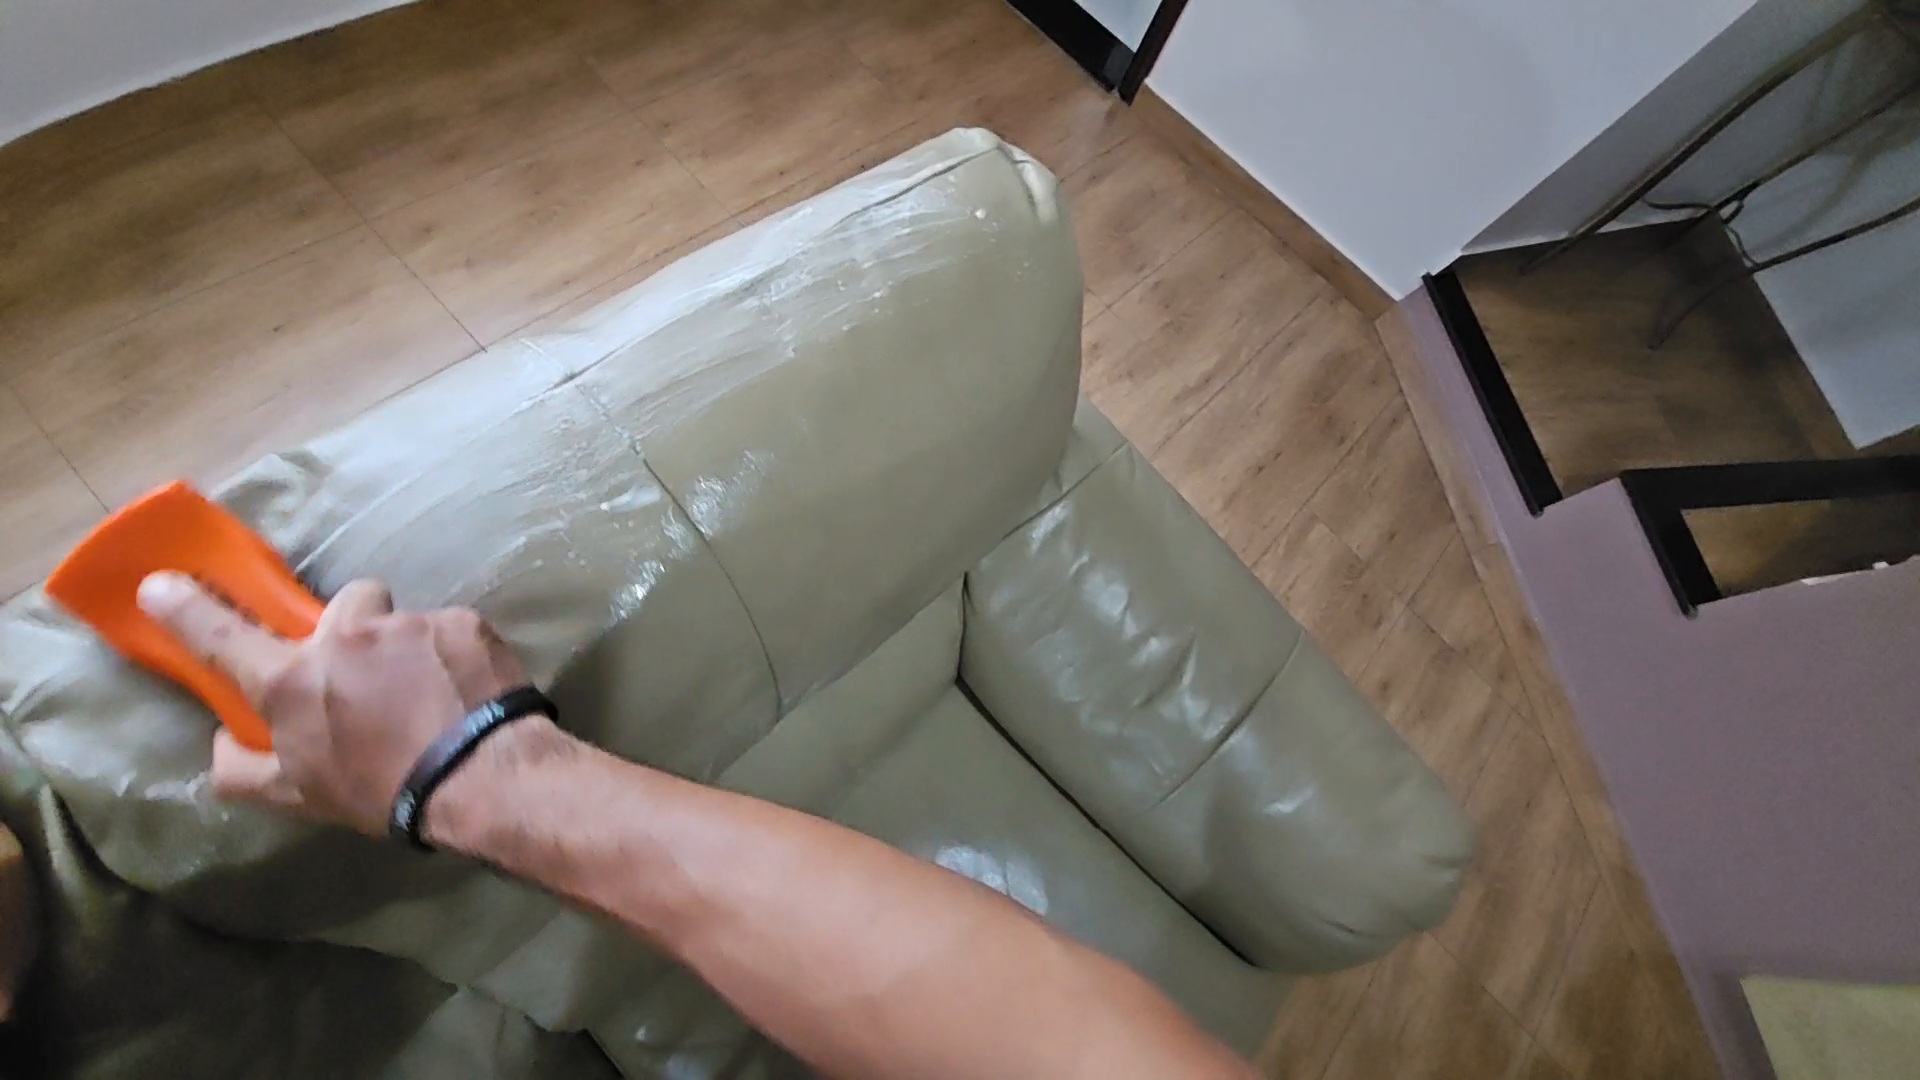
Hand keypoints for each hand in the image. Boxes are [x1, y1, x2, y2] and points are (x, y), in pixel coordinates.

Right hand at [135, 572, 545, 838]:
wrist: (482, 775)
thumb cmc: (382, 790)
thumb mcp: (295, 794)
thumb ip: (240, 765)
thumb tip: (226, 737)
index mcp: (292, 678)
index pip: (223, 634)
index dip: (188, 608)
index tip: (164, 584)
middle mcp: (350, 637)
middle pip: (345, 603)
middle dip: (353, 625)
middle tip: (372, 666)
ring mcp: (413, 623)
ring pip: (403, 618)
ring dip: (408, 644)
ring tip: (431, 685)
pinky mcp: (466, 622)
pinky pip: (450, 628)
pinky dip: (454, 652)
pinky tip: (466, 685)